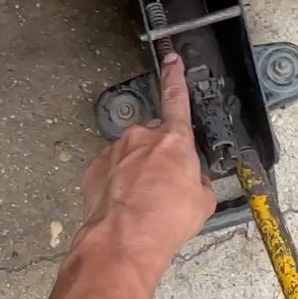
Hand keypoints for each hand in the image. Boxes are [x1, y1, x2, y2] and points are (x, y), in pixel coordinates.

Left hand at [74, 51, 213, 277]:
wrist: (126, 238)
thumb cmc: (166, 219)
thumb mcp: (203, 202)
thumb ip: (199, 182)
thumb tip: (193, 183)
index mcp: (174, 139)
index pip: (177, 97)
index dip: (176, 77)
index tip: (173, 61)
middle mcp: (142, 138)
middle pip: (154, 142)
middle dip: (159, 160)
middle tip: (164, 189)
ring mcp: (115, 152)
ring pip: (130, 158)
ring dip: (137, 175)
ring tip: (144, 204)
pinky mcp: (94, 169)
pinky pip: (110, 173)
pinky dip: (117, 186)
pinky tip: (125, 206)